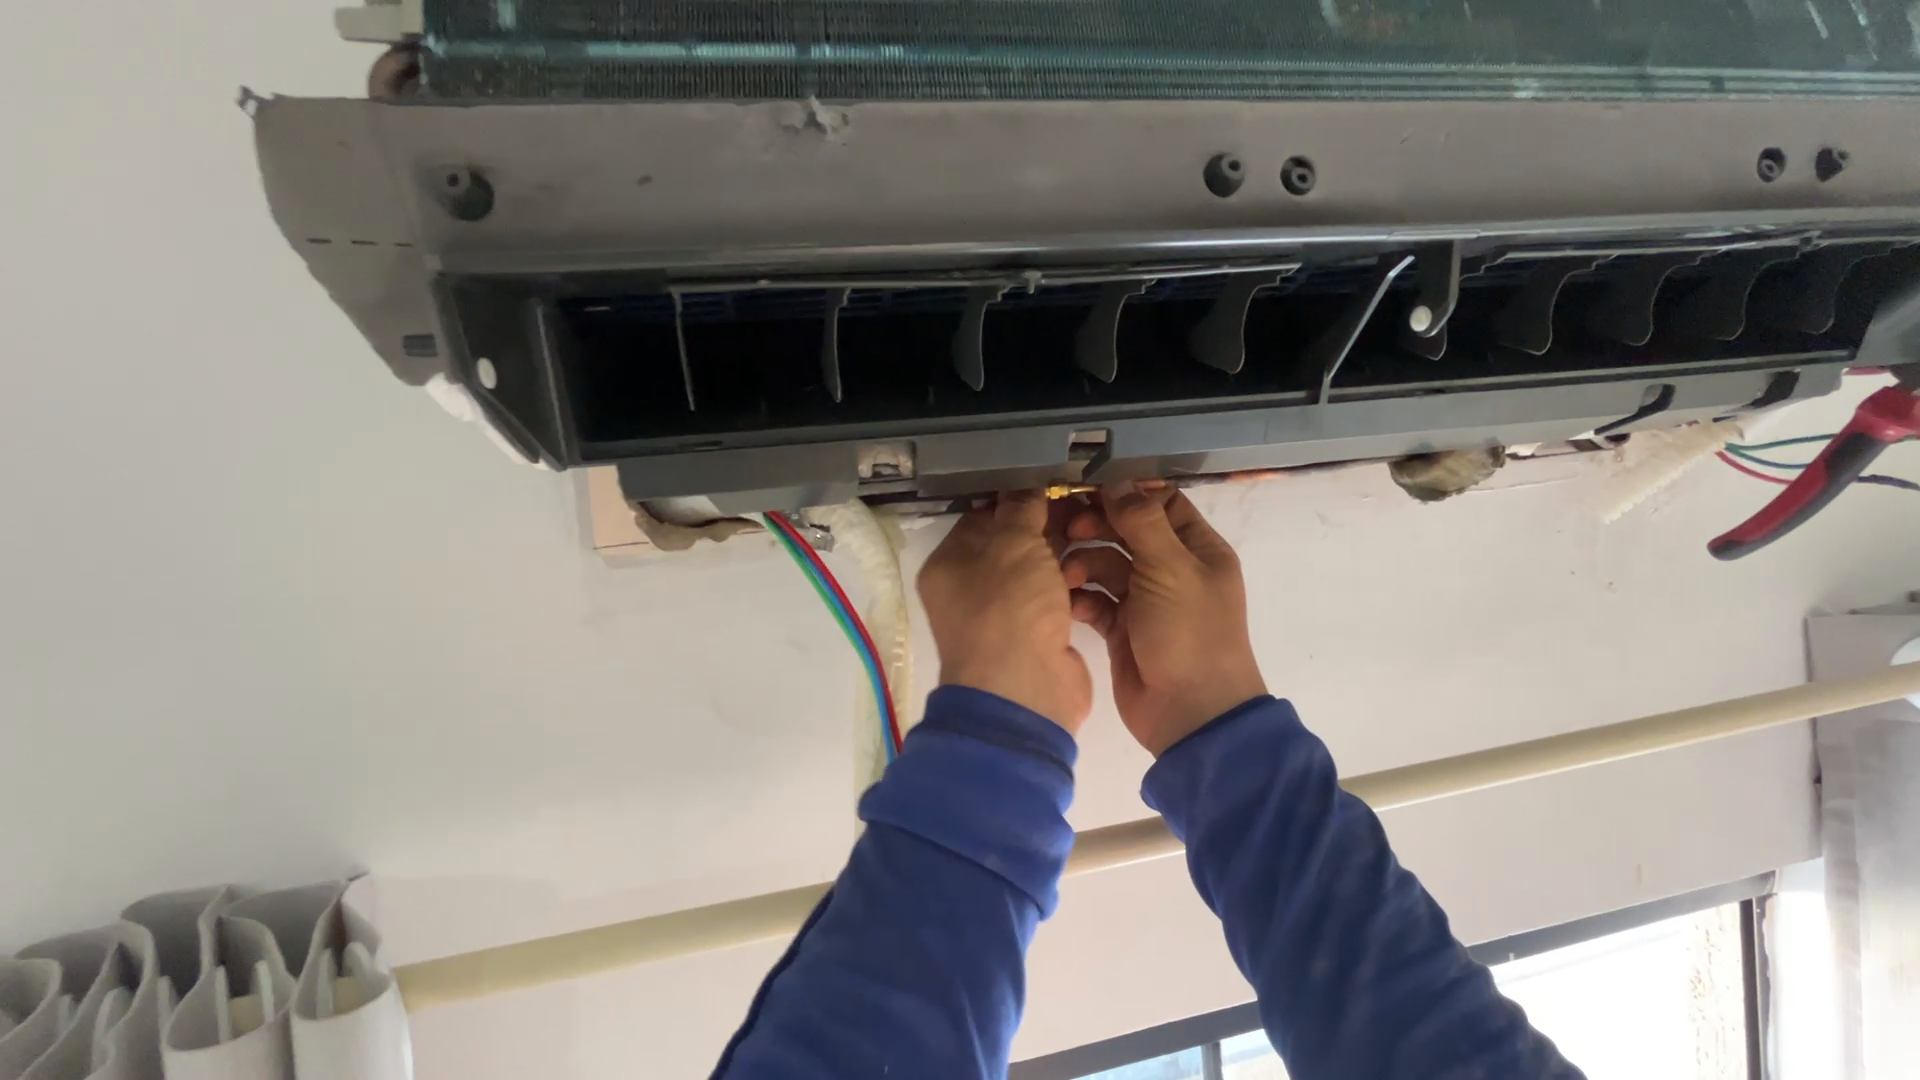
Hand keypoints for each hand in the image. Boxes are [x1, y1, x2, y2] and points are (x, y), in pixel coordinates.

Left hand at [918, 491, 1093, 733]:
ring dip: (1064, 551)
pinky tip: (1098, 562)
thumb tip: (1024, 485)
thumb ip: (1020, 509)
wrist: (1028, 690)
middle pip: (1011, 543)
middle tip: (1082, 501)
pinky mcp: (1037, 634)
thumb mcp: (1013, 543)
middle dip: (1045, 523)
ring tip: (1095, 527)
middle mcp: (971, 589)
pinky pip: (1055, 597)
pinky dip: (1073, 582)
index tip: (1052, 482)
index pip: (982, 517)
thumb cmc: (1008, 607)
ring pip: (1037, 570)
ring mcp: (1005, 615)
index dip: (1016, 497)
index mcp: (949, 565)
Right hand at [1062, 483, 1266, 755]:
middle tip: (1068, 529)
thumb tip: (1117, 481)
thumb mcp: (1171, 569)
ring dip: (1084, 563)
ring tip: (1065, 575)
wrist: (1190, 713)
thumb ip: (1142, 522)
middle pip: (1127, 531)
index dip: (1126, 493)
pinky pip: (1095, 600)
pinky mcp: (1121, 629)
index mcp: (1197, 549)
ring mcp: (1145, 600)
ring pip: (1106, 565)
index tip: (1087, 488)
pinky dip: (1081, 598)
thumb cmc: (1190, 634)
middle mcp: (1171, 569)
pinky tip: (1068, 602)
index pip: (1161, 503)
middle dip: (1097, 527)